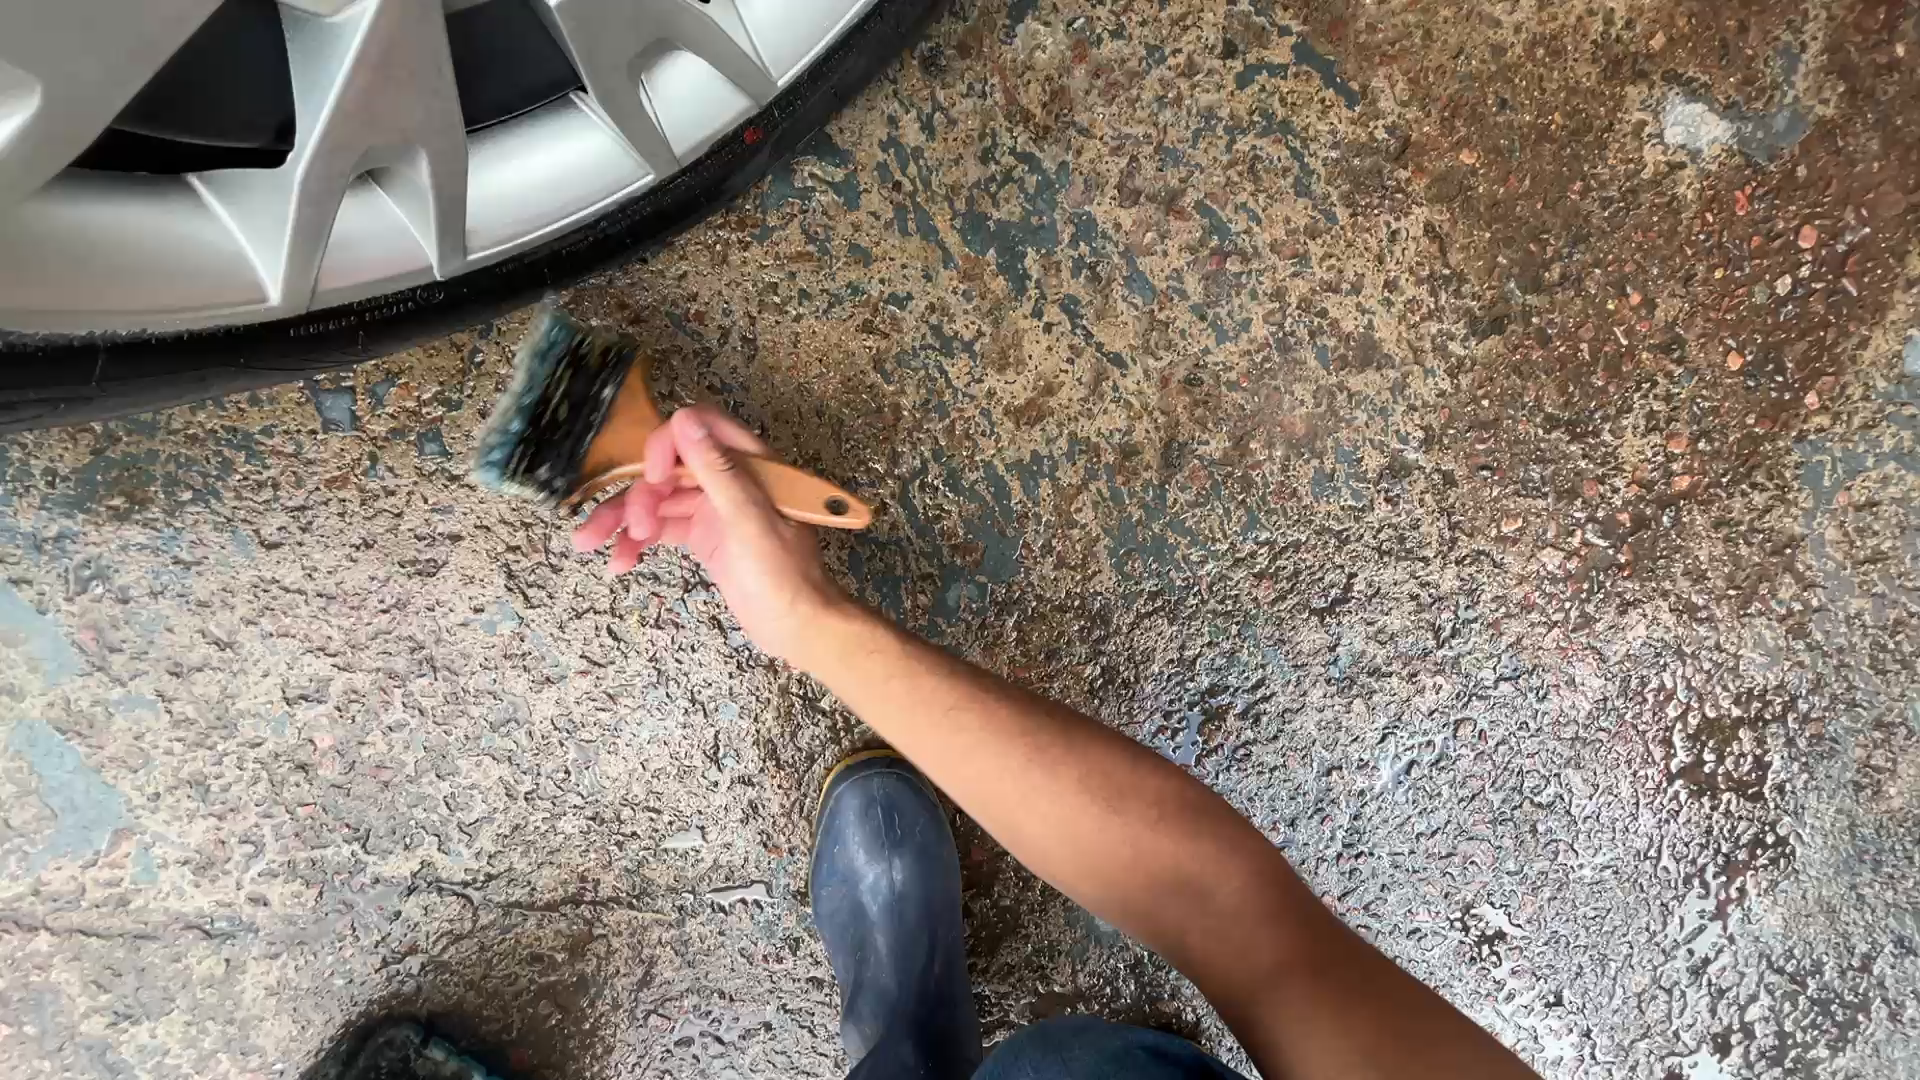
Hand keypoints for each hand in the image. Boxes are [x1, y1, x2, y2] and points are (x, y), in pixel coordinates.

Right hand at [571, 404, 851, 665]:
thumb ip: (718, 471)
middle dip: (638, 494)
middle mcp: (731, 481)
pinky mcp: (703, 536)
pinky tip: (618, 562)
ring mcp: (715, 509)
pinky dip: (636, 542)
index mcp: (753, 466)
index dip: (668, 444)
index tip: (652, 476)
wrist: (796, 626)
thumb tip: (685, 421)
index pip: (701, 429)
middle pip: (670, 468)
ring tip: (589, 544)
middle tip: (629, 528)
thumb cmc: (784, 575)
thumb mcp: (749, 521)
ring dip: (623, 519)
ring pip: (659, 500)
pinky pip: (661, 528)